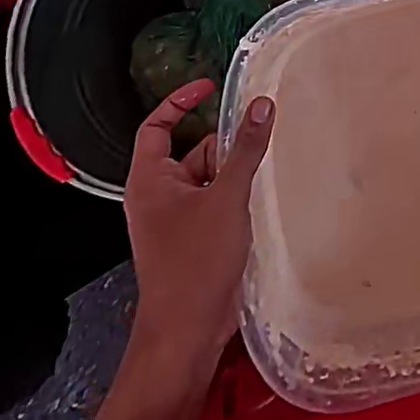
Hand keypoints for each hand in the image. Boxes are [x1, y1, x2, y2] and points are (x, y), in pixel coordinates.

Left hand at [123, 78, 274, 351]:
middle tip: (259, 132)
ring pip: (210, 176)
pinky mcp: (198, 236)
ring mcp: (179, 217)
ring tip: (268, 162)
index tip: (210, 86)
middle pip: (193, 149)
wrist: (188, 332)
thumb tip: (261, 104)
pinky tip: (265, 192)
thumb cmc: (195, 263)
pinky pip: (219, 199)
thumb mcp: (226, 197)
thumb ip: (245, 149)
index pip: (156, 125)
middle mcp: (160, 194)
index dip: (180, 101)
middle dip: (224, 142)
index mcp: (150, 180)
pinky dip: (239, 191)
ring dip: (236, 169)